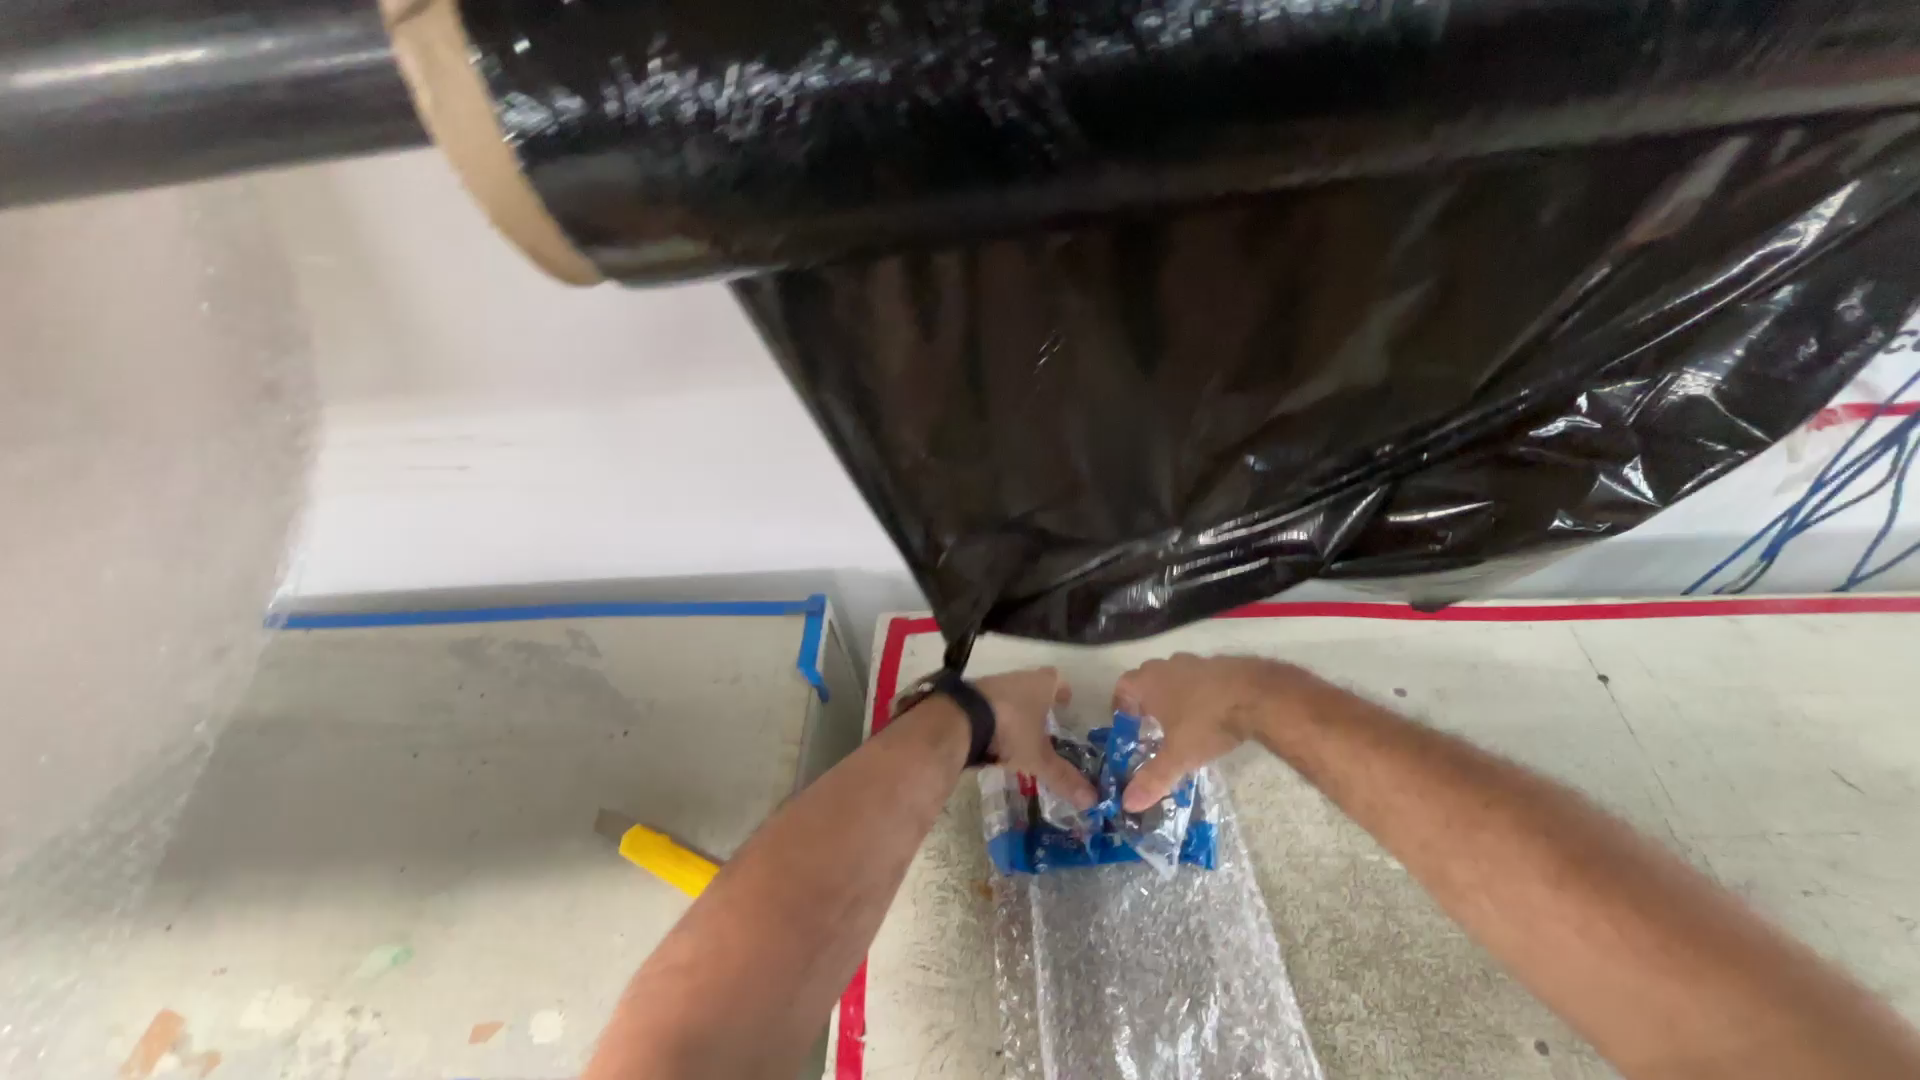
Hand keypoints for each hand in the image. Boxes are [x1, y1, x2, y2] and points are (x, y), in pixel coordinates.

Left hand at [975, 667, 1096, 810]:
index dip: (1062, 690)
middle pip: (1032, 686)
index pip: (1057, 680)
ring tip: (1020, 734)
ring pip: (1009, 695)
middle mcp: (1017, 678)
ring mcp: (991, 685)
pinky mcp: (970, 696)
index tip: (1066, 701)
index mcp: (1040, 685)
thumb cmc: (1010, 729)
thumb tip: (1091, 800)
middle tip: (1045, 723)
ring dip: (1015, 711)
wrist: (960, 718)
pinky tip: (993, 738)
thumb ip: (1062, 777)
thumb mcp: (1038, 757)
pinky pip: (988, 706)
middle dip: (1039, 703)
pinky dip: (994, 719)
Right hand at [1115, 653, 1324, 811]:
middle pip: (1147, 679)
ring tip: (1183, 721)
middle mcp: (1166, 666)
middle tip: (1153, 726)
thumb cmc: (1207, 723)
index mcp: (1148, 682)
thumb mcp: (1178, 756)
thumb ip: (1153, 778)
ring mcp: (1195, 661)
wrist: (1256, 696)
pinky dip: (1199, 692)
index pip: (1122, 688)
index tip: (1129, 726)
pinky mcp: (1220, 664)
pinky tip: (1211, 713)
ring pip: (1174, 676)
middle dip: (1146, 701)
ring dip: (1173, 694)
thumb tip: (1128, 804)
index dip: (1121, 706)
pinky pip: (1199, 677)